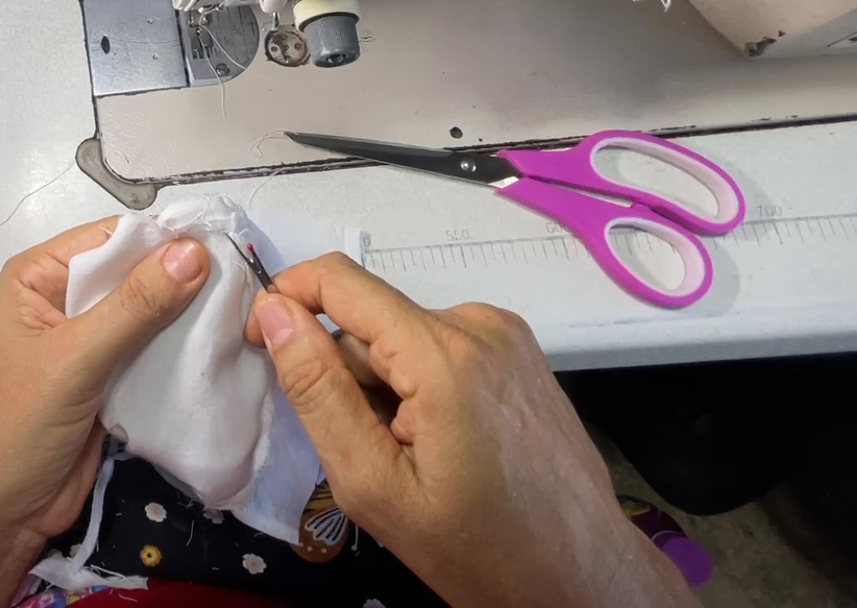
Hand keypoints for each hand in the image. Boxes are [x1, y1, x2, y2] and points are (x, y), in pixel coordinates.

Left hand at [0, 218, 208, 606]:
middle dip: (178, 274)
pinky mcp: (108, 371)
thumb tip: (193, 251)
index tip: (219, 244)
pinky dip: (179, 344)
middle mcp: (62, 295)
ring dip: (184, 310)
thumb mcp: (76, 358)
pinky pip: (150, 344)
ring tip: (237, 306)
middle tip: (238, 276)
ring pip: (145, 307)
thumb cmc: (22, 424)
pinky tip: (215, 341)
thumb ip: (135, 306)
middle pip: (130, 270)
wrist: (4, 512)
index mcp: (39, 275)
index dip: (160, 239)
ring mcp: (87, 335)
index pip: (107, 238)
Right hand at [245, 254, 694, 607]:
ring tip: (410, 448)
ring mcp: (503, 333)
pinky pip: (432, 341)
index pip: (336, 279)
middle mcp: (476, 322)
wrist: (591, 589)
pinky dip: (415, 377)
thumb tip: (274, 312)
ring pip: (396, 332)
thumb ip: (316, 389)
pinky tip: (440, 435)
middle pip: (366, 316)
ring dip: (380, 378)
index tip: (265, 344)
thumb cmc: (475, 549)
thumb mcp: (371, 483)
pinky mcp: (516, 348)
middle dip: (343, 366)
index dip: (286, 298)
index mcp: (441, 352)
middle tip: (364, 442)